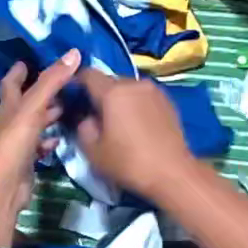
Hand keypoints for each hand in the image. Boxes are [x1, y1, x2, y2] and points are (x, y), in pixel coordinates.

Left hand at [0, 50, 80, 245]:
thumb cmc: (9, 147)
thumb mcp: (30, 110)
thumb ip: (51, 82)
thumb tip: (73, 52)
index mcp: (7, 111)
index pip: (11, 85)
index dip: (18, 72)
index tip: (27, 60)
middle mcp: (8, 127)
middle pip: (23, 105)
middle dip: (37, 93)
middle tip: (59, 82)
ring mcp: (15, 148)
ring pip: (31, 126)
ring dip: (45, 116)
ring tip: (64, 108)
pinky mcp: (24, 168)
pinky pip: (38, 148)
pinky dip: (47, 141)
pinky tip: (58, 140)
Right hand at [72, 69, 193, 198]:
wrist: (174, 173)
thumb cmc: (129, 162)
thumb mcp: (93, 151)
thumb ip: (83, 127)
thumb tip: (87, 117)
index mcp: (113, 92)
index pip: (88, 74)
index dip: (77, 84)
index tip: (73, 99)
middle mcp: (134, 83)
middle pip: (109, 81)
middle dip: (99, 94)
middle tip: (96, 117)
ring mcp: (154, 90)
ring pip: (128, 88)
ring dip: (119, 100)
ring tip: (118, 122)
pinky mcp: (168, 101)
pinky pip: (143, 96)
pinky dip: (135, 105)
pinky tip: (137, 125)